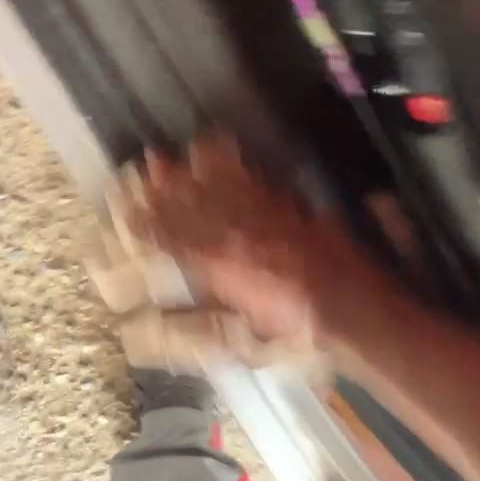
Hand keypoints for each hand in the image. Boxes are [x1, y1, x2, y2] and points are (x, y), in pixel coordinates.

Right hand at [116, 134, 374, 344]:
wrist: (354, 306)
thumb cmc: (295, 328)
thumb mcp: (241, 331)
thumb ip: (194, 320)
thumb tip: (147, 328)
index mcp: (217, 263)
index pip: (170, 237)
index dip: (145, 222)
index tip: (125, 209)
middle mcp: (234, 232)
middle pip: (190, 201)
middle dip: (162, 183)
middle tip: (142, 164)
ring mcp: (261, 214)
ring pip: (217, 183)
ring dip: (191, 168)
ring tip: (170, 153)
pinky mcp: (286, 205)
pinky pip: (252, 177)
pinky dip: (231, 161)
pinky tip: (220, 148)